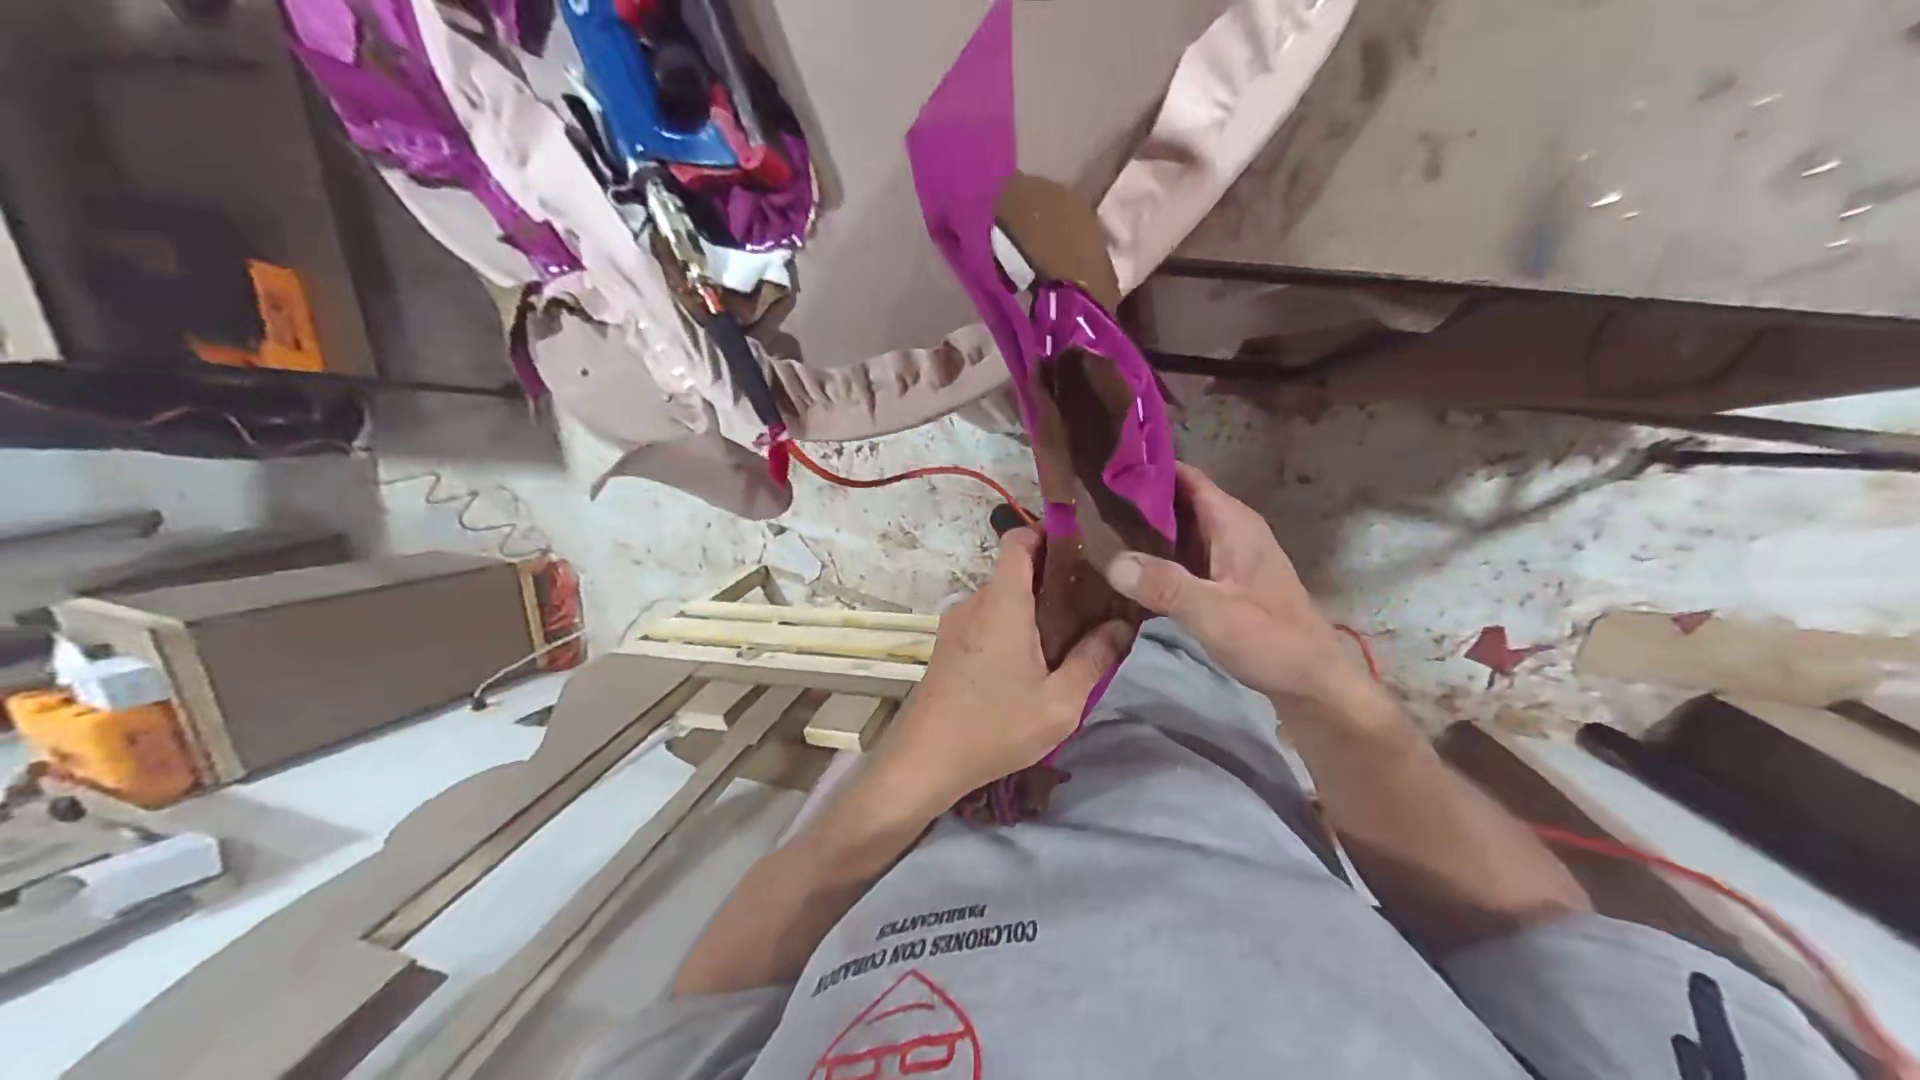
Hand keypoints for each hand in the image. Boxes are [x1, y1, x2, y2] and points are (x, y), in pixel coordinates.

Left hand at [877, 529, 1131, 805]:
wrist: (926, 760)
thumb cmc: (995, 727)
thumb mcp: (1060, 702)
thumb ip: (1094, 658)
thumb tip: (1122, 624)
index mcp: (1002, 603)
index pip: (1018, 539)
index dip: (1048, 534)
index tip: (1082, 551)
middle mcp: (975, 603)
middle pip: (1014, 571)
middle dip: (1051, 578)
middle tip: (1091, 600)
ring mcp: (956, 624)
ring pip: (1001, 598)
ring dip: (1031, 607)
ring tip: (1068, 632)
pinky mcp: (948, 645)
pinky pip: (986, 619)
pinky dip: (1011, 625)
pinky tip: (1032, 658)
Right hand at [1105, 463, 1366, 705]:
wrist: (1313, 682)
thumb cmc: (1273, 641)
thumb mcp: (1215, 614)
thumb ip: (1166, 586)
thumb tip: (1112, 562)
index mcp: (1233, 524)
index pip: (1186, 477)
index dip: (1148, 468)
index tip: (1104, 467)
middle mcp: (1231, 530)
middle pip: (1177, 500)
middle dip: (1137, 498)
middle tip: (1088, 500)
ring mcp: (1227, 555)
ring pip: (1178, 528)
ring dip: (1144, 527)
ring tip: (1095, 526)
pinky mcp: (1222, 579)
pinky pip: (1182, 553)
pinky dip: (1156, 552)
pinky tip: (1127, 565)